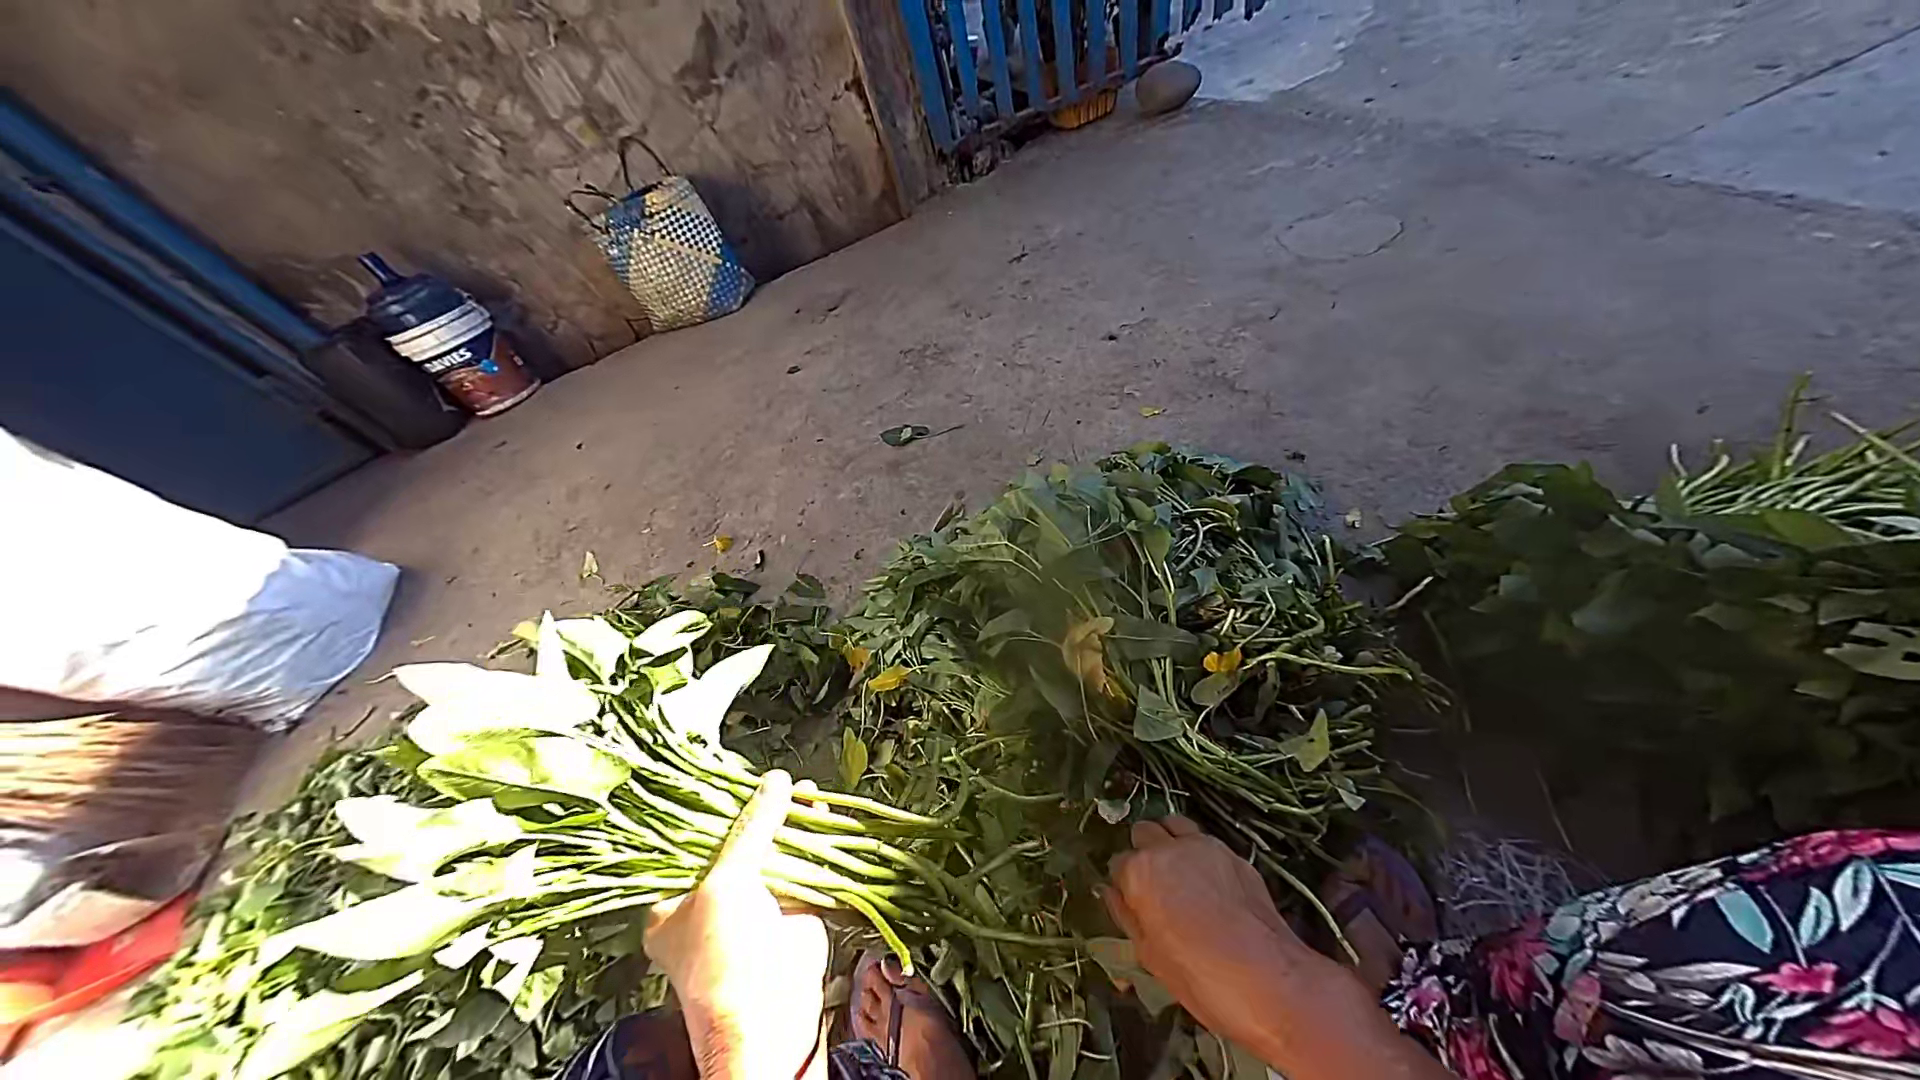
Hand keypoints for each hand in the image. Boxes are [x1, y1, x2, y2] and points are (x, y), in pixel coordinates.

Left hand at [646, 771, 827, 1079]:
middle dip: (758, 809)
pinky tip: (818, 810)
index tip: (731, 775)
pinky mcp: (790, 906)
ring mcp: (755, 902)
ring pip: (773, 849)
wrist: (772, 1023)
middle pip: (738, 840)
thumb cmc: (723, 968)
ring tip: (799, 788)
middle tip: (770, 779)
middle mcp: (714, 899)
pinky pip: (803, 863)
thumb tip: (774, 784)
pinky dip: (813, 837)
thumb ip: (752, 829)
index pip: (691, 840)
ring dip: (789, 819)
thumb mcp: (726, 883)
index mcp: (675, 902)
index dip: (713, 807)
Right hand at [1103, 818, 1454, 1079]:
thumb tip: (1110, 891)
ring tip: (1179, 872)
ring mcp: (1203, 845)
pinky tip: (1208, 882)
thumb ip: (1125, 915)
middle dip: (1143, 851)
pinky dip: (1198, 852)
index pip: (1117, 863)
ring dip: (1170, 840)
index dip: (1124, 884)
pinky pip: (1205, 840)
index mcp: (1139, 871)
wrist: (1274, 982)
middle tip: (1154, 884)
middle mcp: (1167, 847)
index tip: (1134, 902)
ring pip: (1173, 824)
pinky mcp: (1233, 852)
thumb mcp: (1150, 956)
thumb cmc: (1201, 978)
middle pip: (1143, 832)